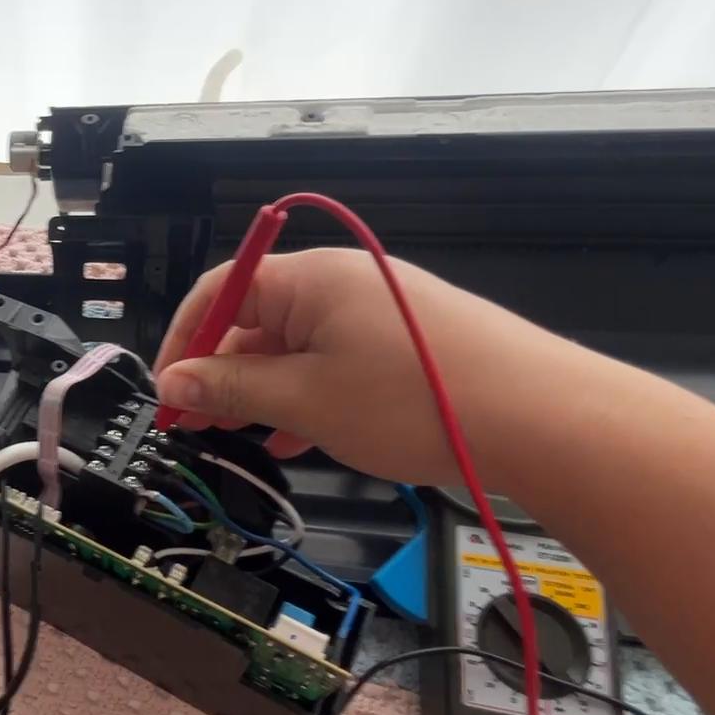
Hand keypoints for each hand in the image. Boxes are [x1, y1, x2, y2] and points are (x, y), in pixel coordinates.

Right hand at [153, 248, 598, 487]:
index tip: (167, 390)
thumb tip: (172, 382)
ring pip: (291, 346)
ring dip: (257, 390)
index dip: (183, 340)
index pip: (220, 291)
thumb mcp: (304, 398)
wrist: (548, 422)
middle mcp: (339, 282)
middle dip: (218, 372)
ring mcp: (374, 311)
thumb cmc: (412, 402)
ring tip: (240, 433)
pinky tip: (295, 436)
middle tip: (195, 420)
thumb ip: (229, 386)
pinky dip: (303, 395)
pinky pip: (330, 360)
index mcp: (310, 278)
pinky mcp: (400, 341)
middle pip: (253, 320)